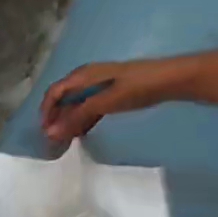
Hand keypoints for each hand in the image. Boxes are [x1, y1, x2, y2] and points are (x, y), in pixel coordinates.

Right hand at [40, 58, 190, 139]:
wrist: (172, 79)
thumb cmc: (138, 87)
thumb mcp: (105, 102)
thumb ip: (77, 116)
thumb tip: (50, 132)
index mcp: (83, 75)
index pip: (55, 92)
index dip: (46, 111)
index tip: (45, 133)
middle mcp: (88, 77)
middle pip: (64, 98)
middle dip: (56, 119)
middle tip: (54, 141)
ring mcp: (100, 84)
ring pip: (76, 104)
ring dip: (69, 121)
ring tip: (66, 141)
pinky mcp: (111, 92)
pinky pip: (89, 107)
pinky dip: (82, 120)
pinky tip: (82, 133)